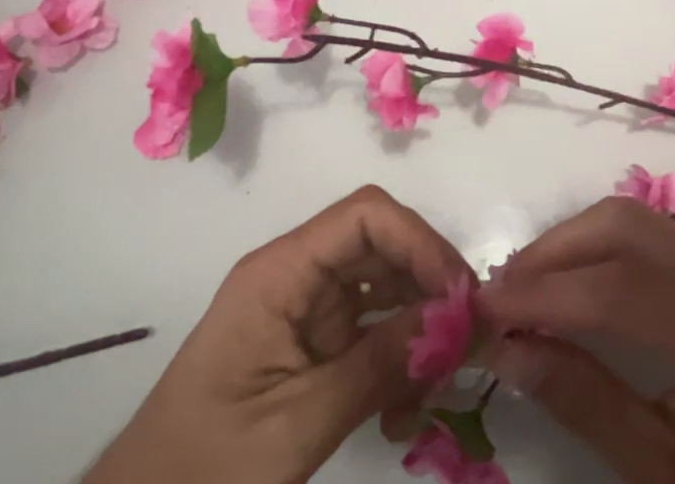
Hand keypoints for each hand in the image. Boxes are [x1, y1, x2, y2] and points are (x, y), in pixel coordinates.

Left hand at [85, 185, 473, 483]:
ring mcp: (306, 309)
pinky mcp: (314, 343)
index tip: (460, 299)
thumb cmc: (210, 463)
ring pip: (388, 289)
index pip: (366, 216)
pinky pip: (374, 330)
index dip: (421, 243)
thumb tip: (461, 317)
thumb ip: (384, 362)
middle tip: (464, 348)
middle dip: (430, 290)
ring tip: (435, 389)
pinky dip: (400, 360)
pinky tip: (405, 411)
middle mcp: (296, 276)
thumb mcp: (302, 418)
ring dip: (420, 331)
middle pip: (384, 248)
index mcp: (280, 274)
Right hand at [478, 197, 674, 483]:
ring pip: (629, 218)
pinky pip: (642, 231)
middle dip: (550, 252)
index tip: (483, 309)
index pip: (619, 292)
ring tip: (520, 288)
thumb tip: (507, 350)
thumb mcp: (657, 468)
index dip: (543, 293)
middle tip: (496, 297)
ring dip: (567, 241)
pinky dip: (591, 244)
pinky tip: (563, 279)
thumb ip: (584, 403)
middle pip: (624, 230)